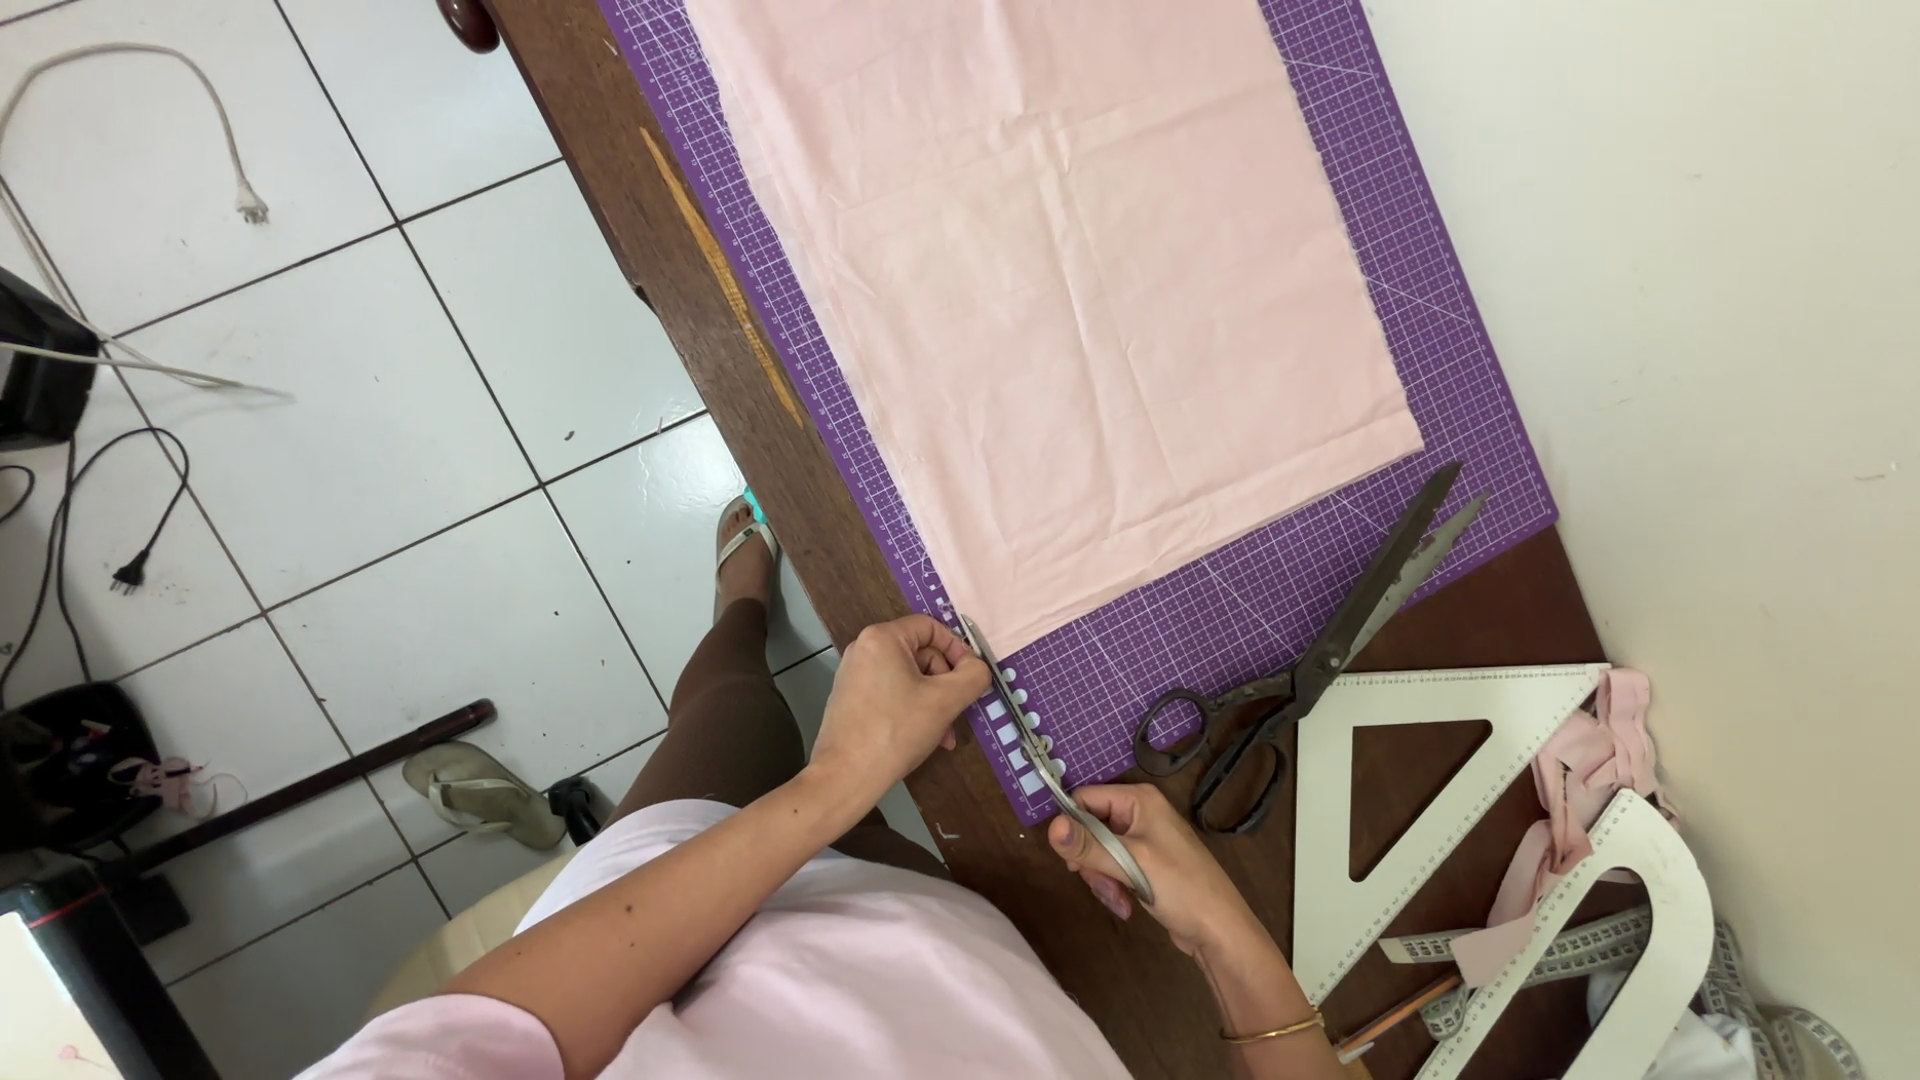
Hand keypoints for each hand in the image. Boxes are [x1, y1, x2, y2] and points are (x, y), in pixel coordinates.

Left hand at [810, 615, 989, 804]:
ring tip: (944, 735)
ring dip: (932, 701)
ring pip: (909, 677)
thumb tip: (977, 667)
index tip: (971, 677)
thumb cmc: (896, 731)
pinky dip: (912, 709)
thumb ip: (972, 676)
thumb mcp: (945, 701)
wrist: (844, 777)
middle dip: (945, 683)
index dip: (957, 649)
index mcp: (882, 638)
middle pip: (921, 654)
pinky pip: (892, 692)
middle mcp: (863, 649)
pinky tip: (924, 737)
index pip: (931, 627)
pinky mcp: (851, 698)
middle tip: (957, 712)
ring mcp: (854, 674)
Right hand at [1048, 784, 1263, 955]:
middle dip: (1090, 860)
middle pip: (1090, 826)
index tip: (1072, 859)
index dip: (1074, 827)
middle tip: (1099, 883)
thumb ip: (1089, 845)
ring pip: (1099, 851)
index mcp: (1139, 799)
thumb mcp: (1131, 864)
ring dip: (1101, 878)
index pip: (1085, 798)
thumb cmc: (1181, 887)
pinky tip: (1125, 907)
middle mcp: (1140, 811)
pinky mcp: (1146, 863)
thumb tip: (1049, 827)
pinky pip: (1114, 866)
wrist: (1221, 932)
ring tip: (1117, 900)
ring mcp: (1144, 838)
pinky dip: (1113, 886)